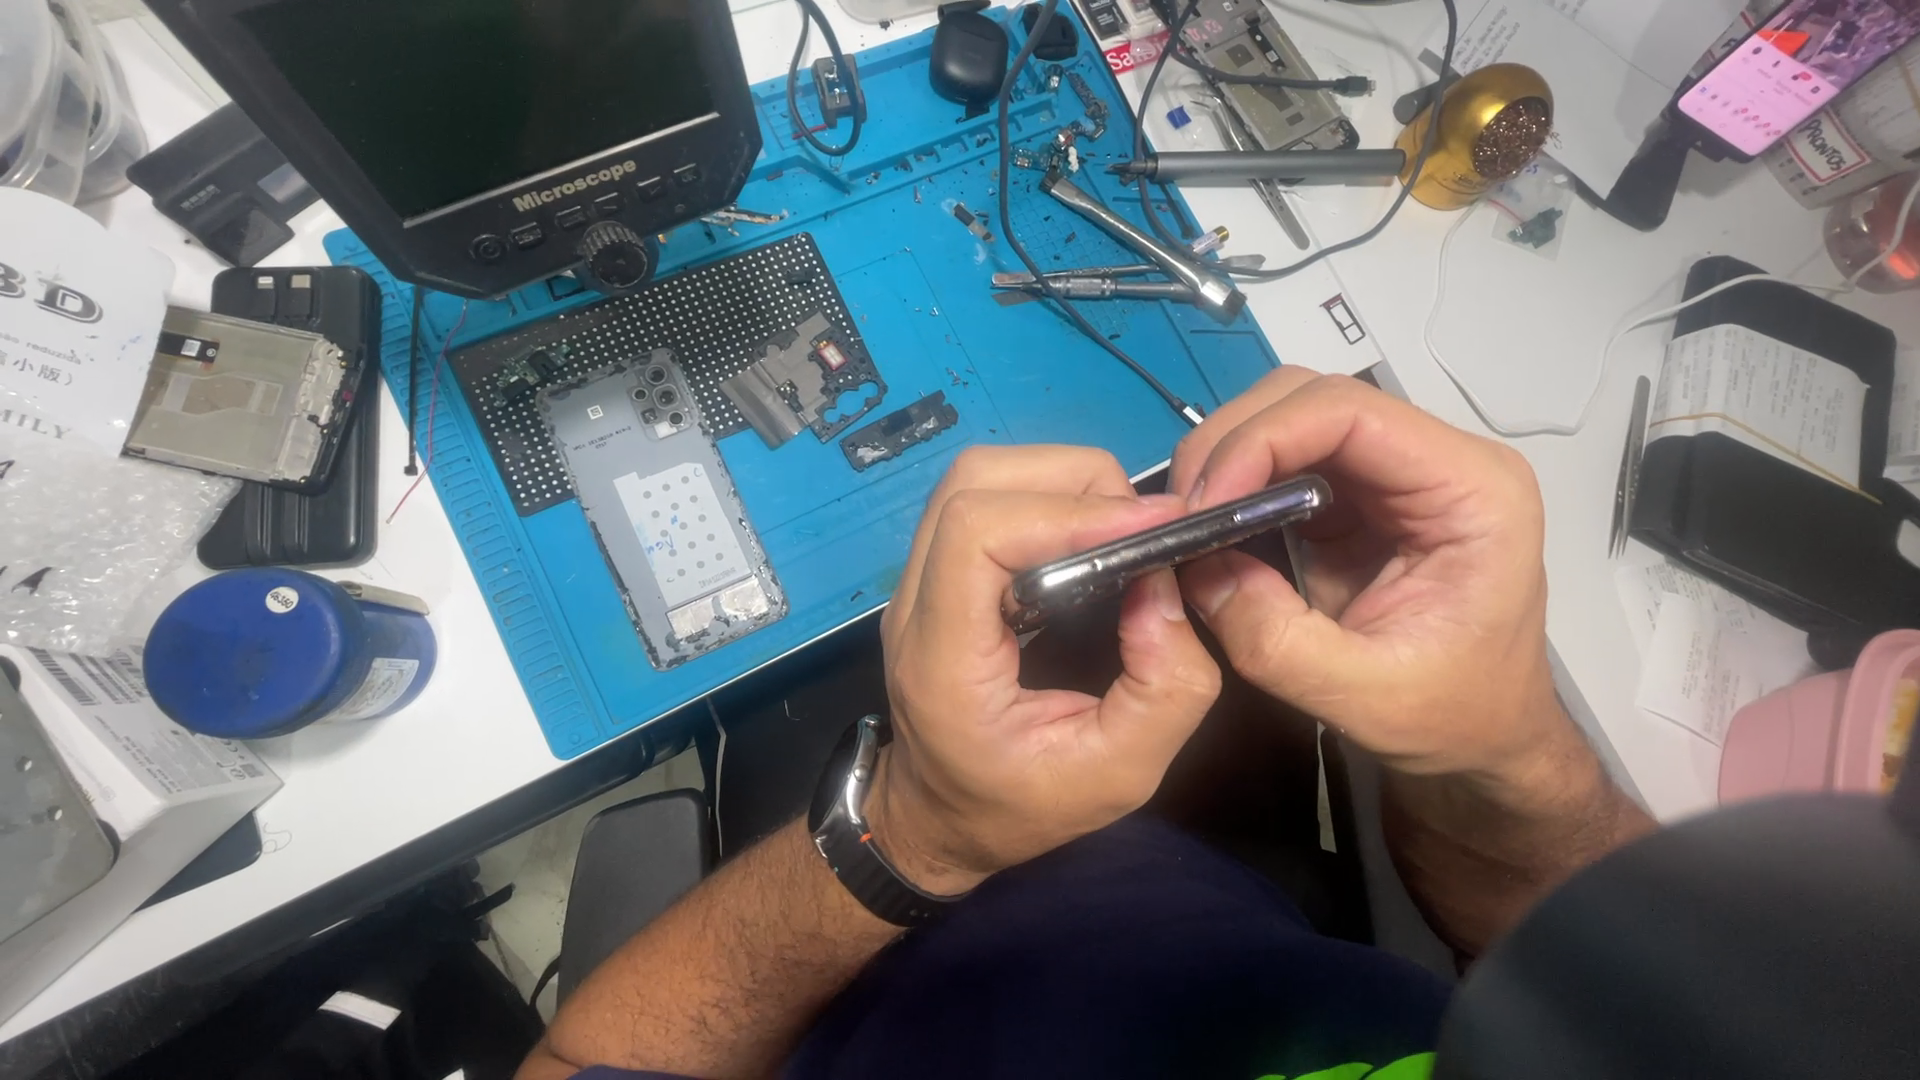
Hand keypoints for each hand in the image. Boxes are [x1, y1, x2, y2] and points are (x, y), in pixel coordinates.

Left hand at [871, 446, 1221, 893]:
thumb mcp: (1118, 775)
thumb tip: (1165, 584)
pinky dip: (1043, 496)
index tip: (1151, 528)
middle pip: (974, 483)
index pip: (976, 534)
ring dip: (1058, 481)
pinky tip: (1084, 535)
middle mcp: (915, 604)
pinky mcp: (935, 573)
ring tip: (1117, 528)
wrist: (937, 818)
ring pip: (973, 478)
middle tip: (1140, 529)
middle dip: (1073, 483)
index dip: (1067, 513)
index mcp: (943, 660)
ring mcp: (916, 582)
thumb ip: (1165, 689)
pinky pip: (981, 499)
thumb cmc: (1018, 807)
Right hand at [1168, 368, 1576, 791]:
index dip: (1263, 441)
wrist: (1478, 733)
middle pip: (1308, 397)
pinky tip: (1209, 523)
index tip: (1204, 504)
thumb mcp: (1360, 694)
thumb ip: (1274, 637)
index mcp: (1468, 490)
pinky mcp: (1348, 494)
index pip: (1349, 411)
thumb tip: (1193, 569)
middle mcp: (1431, 460)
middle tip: (1183, 514)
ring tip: (1191, 521)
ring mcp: (1386, 472)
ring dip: (1222, 458)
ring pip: (1283, 415)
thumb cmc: (1448, 714)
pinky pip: (1275, 458)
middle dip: (1230, 445)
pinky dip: (1229, 482)